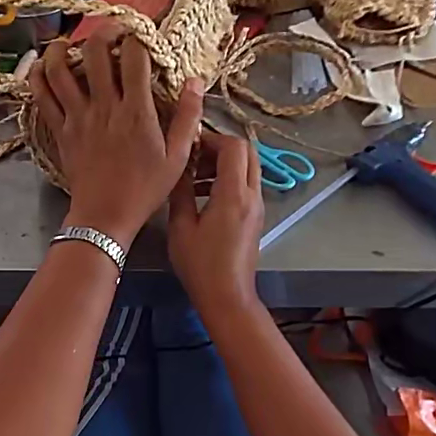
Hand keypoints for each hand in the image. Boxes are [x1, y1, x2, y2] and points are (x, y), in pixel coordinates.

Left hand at [30, 32, 202, 246]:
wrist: (104, 217)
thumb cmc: (144, 189)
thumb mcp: (177, 157)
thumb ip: (187, 117)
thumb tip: (195, 81)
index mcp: (136, 111)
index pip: (134, 58)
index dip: (138, 36)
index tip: (142, 33)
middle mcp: (104, 107)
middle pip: (95, 53)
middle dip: (103, 31)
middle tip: (111, 29)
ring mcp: (78, 117)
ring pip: (59, 70)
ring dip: (61, 49)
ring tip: (68, 42)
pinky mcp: (60, 130)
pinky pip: (42, 97)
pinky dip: (38, 77)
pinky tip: (42, 67)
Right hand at [168, 131, 264, 310]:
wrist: (227, 296)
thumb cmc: (200, 265)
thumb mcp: (181, 227)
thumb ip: (181, 191)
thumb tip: (178, 167)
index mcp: (234, 194)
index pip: (233, 147)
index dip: (211, 138)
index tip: (188, 145)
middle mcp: (252, 195)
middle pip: (247, 151)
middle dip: (220, 147)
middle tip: (194, 157)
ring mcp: (257, 206)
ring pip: (248, 168)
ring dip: (224, 164)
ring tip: (194, 177)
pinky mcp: (255, 217)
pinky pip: (246, 185)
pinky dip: (228, 179)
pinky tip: (203, 195)